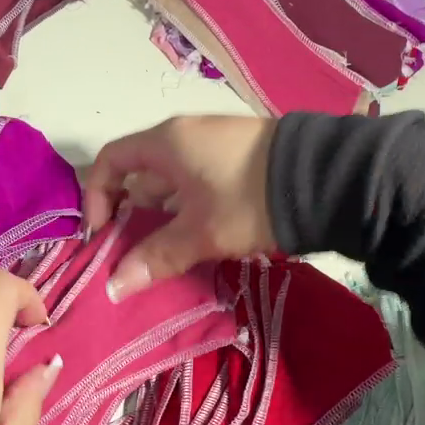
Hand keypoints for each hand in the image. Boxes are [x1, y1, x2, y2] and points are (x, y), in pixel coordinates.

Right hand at [82, 115, 276, 300]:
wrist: (327, 179)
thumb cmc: (248, 198)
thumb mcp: (201, 232)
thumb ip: (155, 257)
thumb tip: (114, 287)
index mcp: (165, 142)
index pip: (110, 161)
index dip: (97, 196)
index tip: (104, 232)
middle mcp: (183, 137)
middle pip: (138, 174)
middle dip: (130, 215)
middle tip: (132, 252)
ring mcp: (212, 146)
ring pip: (169, 183)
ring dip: (160, 217)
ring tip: (165, 253)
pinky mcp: (237, 160)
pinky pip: (194, 184)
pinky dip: (186, 210)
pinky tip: (197, 240)